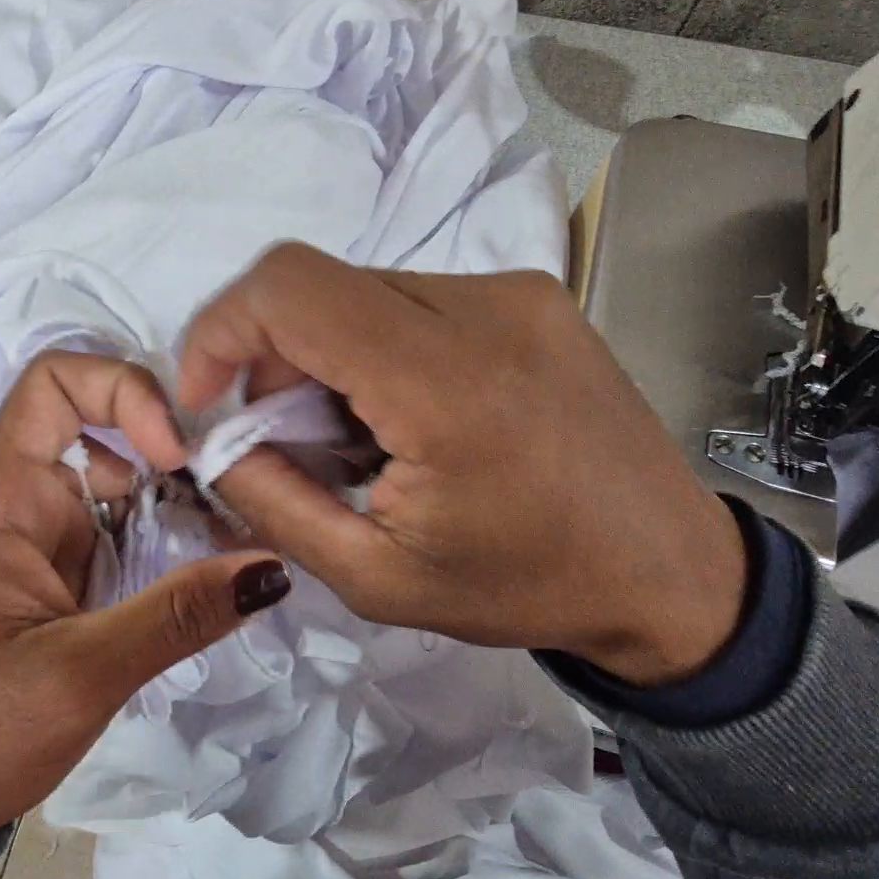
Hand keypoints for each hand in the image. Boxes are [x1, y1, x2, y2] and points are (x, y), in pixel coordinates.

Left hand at [0, 351, 291, 878]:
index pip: (55, 383)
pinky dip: (167, 550)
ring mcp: (39, 546)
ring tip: (245, 541)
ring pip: (122, 491)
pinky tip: (214, 579)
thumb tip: (274, 564)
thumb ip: (177, 615)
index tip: (179, 457)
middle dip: (177, 457)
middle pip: (105, 434)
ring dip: (180, 509)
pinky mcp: (57, 585)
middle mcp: (18, 504)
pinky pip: (120, 541)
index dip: (124, 392)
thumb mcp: (80, 673)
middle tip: (247, 500)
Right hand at [178, 243, 745, 686]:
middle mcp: (484, 308)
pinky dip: (373, 354)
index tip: (209, 401)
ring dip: (324, 361)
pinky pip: (411, 303)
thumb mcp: (373, 576)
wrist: (669, 571)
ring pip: (360, 294)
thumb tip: (213, 443)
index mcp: (445, 384)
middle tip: (287, 444)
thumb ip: (274, 501)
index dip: (219, 331)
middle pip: (318, 290)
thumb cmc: (523, 588)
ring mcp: (516, 291)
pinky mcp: (532, 296)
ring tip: (356, 443)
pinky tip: (402, 421)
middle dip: (271, 363)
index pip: (289, 290)